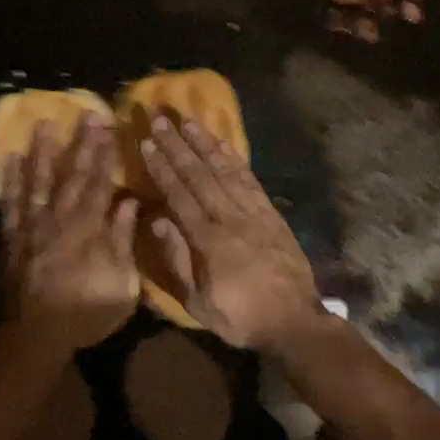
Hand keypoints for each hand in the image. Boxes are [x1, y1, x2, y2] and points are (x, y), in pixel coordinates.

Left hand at [0, 115, 140, 352]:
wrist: (36, 335)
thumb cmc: (86, 313)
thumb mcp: (121, 284)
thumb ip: (122, 241)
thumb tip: (128, 203)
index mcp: (89, 230)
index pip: (100, 184)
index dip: (105, 154)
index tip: (108, 126)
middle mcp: (59, 220)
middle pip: (71, 176)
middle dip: (80, 144)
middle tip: (85, 114)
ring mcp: (31, 228)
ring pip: (37, 182)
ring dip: (42, 152)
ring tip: (43, 124)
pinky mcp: (11, 239)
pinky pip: (10, 203)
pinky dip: (11, 180)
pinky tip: (12, 159)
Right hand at [138, 113, 323, 349]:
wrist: (293, 321)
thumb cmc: (240, 318)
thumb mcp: (198, 302)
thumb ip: (176, 260)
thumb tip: (156, 221)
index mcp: (208, 241)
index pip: (179, 195)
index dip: (162, 167)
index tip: (146, 143)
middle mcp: (231, 218)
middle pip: (200, 174)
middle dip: (178, 145)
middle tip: (159, 118)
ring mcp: (255, 213)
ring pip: (226, 170)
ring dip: (205, 143)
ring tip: (188, 120)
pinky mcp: (272, 214)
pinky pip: (250, 180)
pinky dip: (235, 159)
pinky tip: (224, 145)